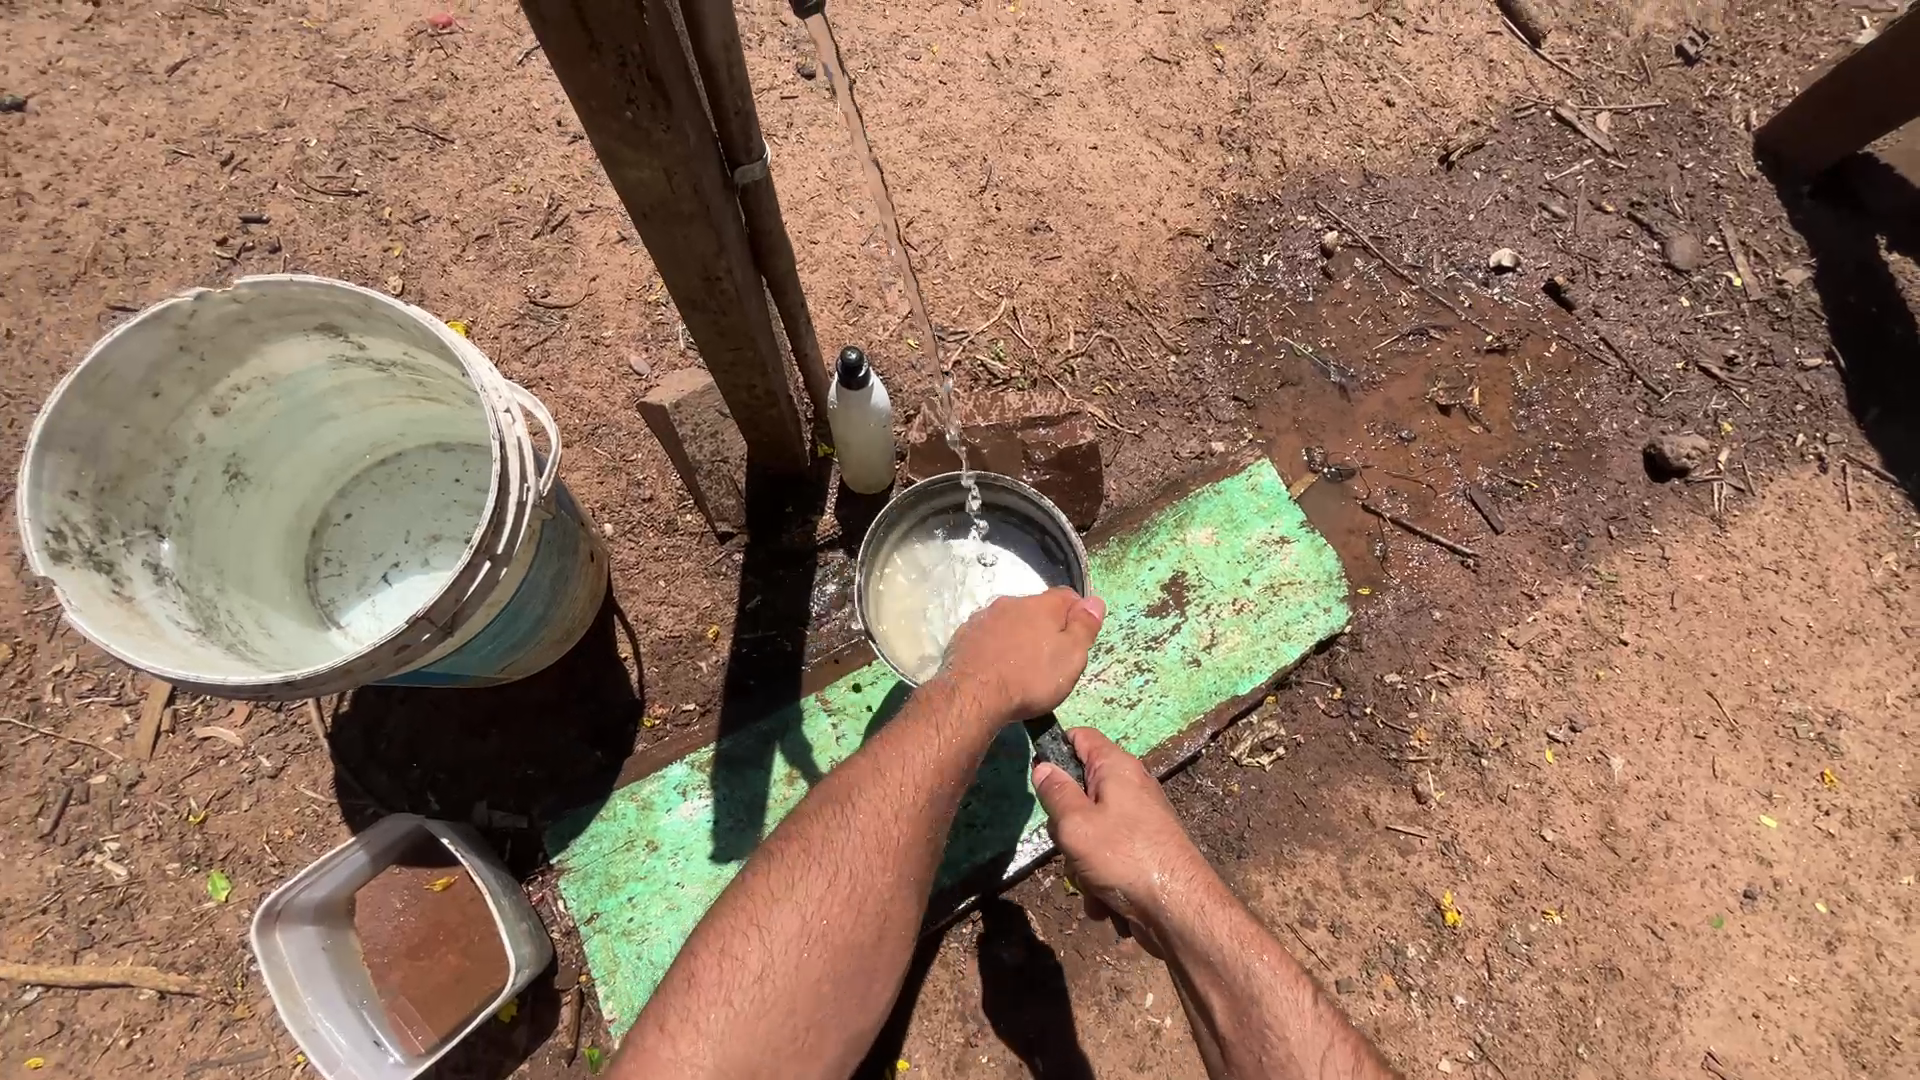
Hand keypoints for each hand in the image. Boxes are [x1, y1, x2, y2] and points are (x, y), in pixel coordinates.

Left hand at [935, 587, 1103, 725]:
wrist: (973, 696)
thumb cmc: (1030, 678)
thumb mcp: (1071, 657)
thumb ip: (1084, 627)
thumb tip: (1095, 601)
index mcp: (1041, 605)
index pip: (1067, 595)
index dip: (1077, 614)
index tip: (1078, 637)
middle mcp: (1010, 603)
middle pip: (1036, 609)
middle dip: (1046, 627)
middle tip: (1051, 658)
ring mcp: (983, 617)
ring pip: (1009, 621)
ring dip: (1018, 636)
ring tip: (1021, 666)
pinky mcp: (963, 635)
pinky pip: (987, 635)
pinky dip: (995, 646)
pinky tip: (996, 668)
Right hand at [1032, 727, 1212, 954]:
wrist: (1180, 911)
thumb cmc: (1124, 857)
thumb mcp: (1075, 824)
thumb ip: (1055, 794)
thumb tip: (1043, 767)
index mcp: (1116, 767)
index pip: (1080, 736)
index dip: (1056, 749)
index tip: (1039, 778)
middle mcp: (1131, 786)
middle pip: (1081, 790)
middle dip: (1066, 821)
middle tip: (1067, 841)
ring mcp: (1139, 820)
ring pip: (1091, 828)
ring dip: (1081, 859)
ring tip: (1090, 881)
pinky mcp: (1144, 850)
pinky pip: (1108, 855)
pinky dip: (1101, 877)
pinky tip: (1104, 900)